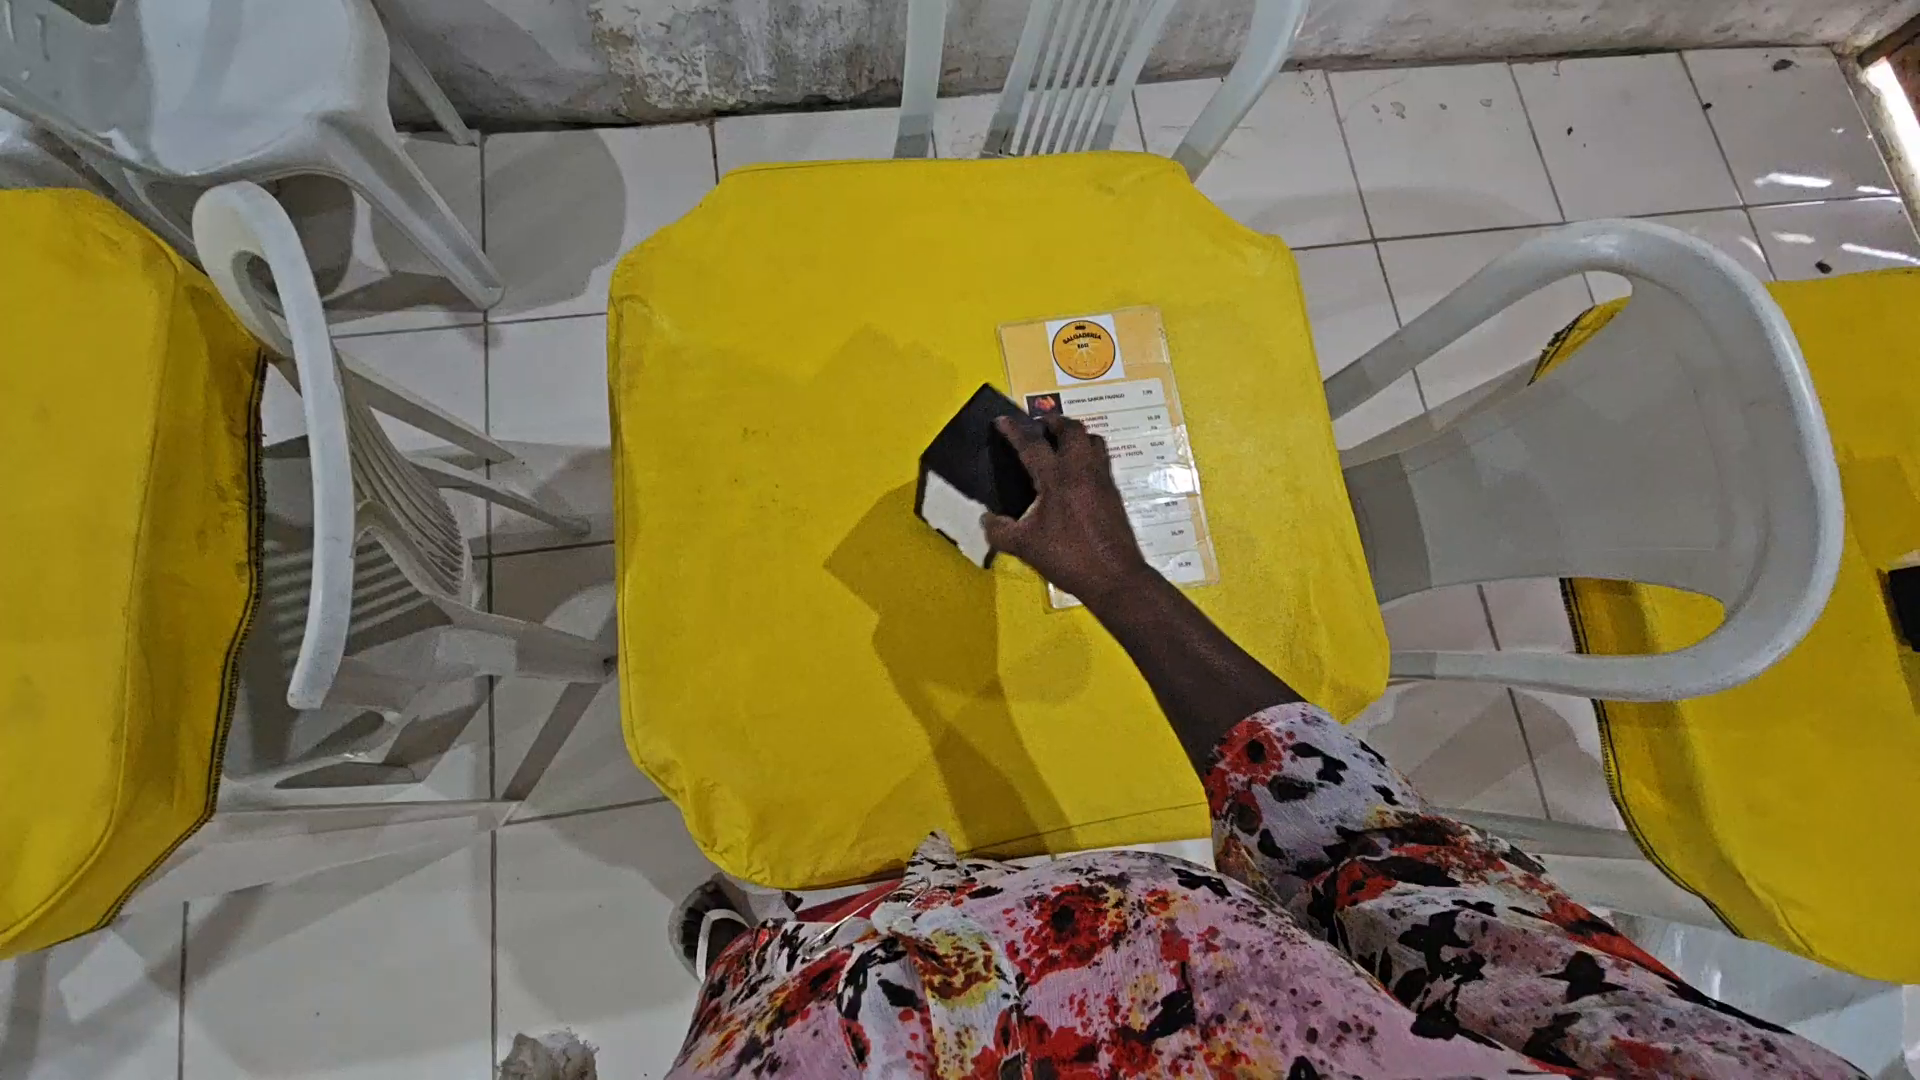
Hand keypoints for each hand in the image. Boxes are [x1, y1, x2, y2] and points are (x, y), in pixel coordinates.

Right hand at [983, 414, 1152, 605]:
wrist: (1114, 576)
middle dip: (1053, 422)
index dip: (1014, 430)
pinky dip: (1087, 454)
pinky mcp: (1113, 492)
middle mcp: (1082, 470)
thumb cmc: (1068, 557)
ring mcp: (1102, 479)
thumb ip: (1000, 531)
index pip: (1032, 444)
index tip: (1002, 421)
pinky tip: (1076, 474)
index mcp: (1057, 479)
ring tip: (1060, 444)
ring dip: (1075, 435)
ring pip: (1092, 440)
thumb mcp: (1024, 547)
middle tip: (1038, 427)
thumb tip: (987, 519)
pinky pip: (1101, 459)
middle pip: (1071, 429)